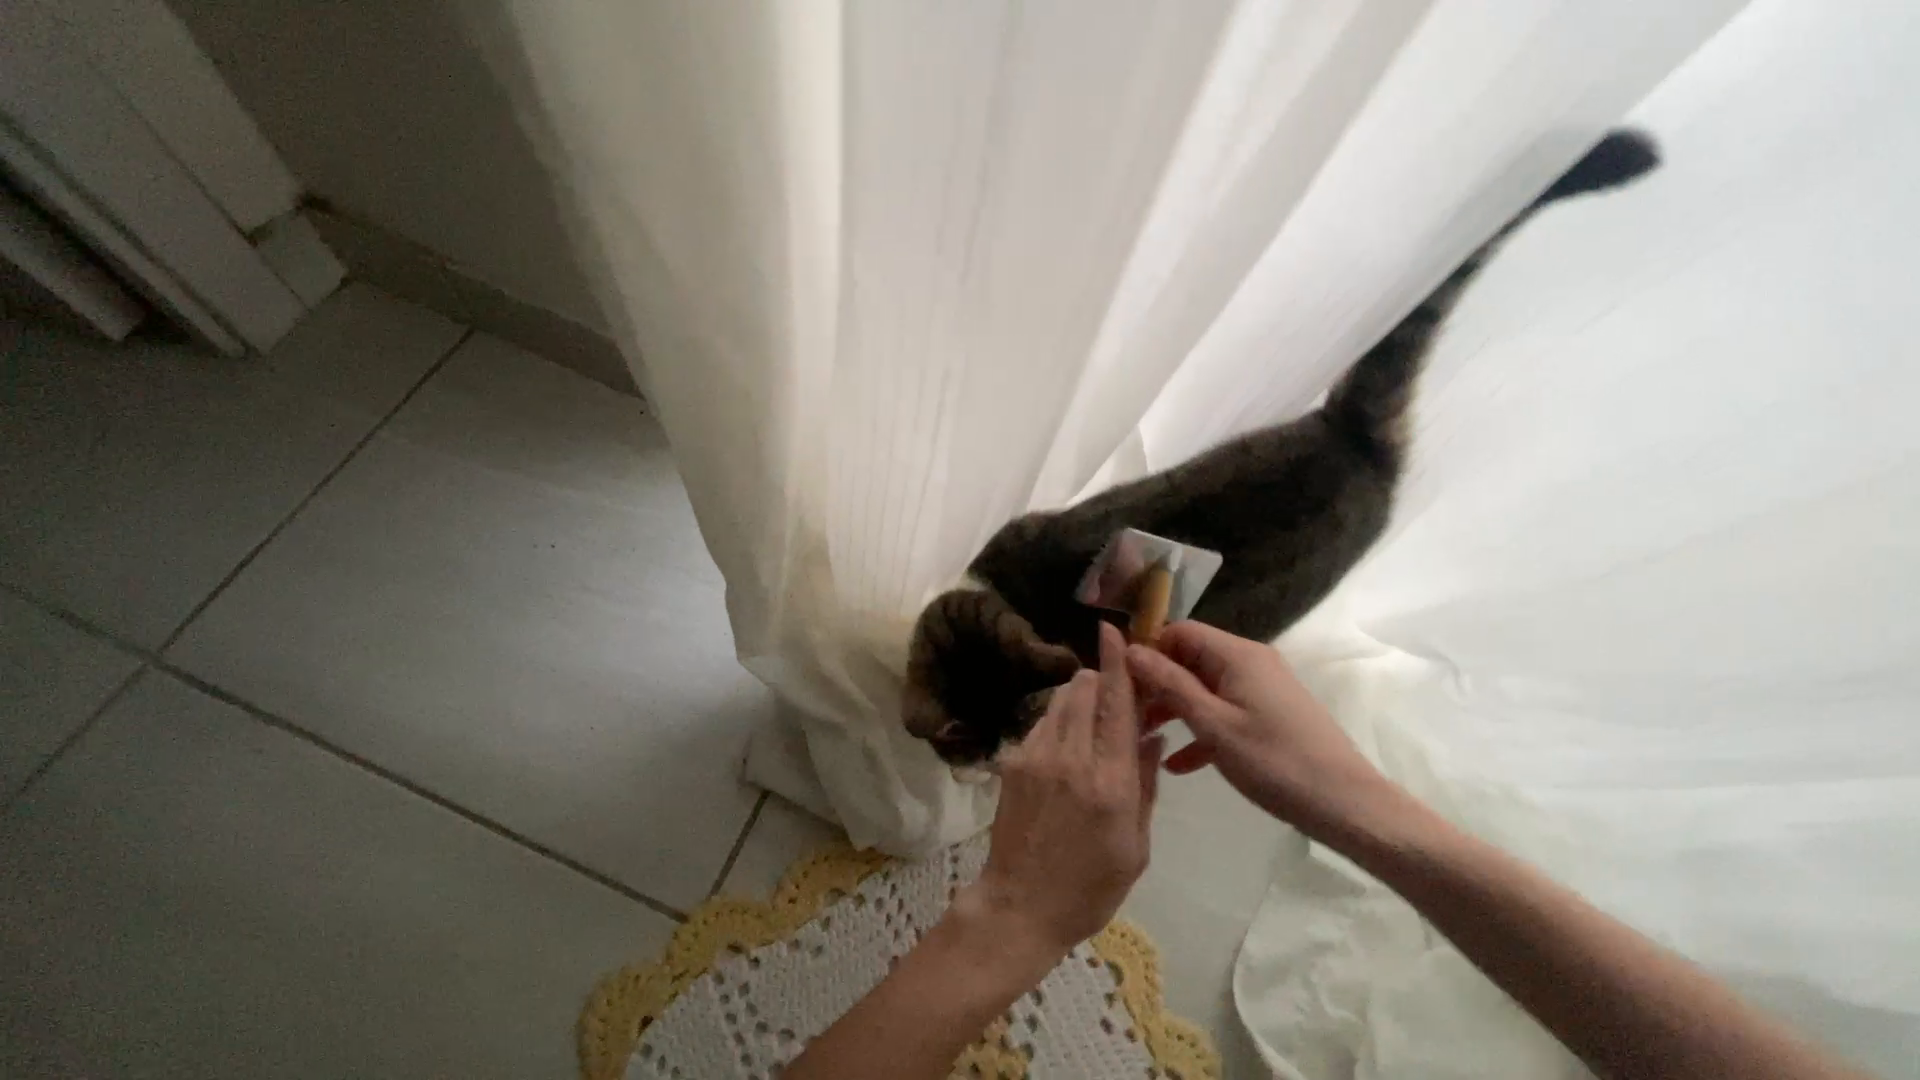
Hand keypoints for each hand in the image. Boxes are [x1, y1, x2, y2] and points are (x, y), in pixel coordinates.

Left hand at [959, 623, 1161, 956]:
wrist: (1019, 905)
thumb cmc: (1090, 886)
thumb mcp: (1135, 846)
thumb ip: (1145, 785)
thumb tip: (1150, 737)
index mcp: (1110, 781)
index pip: (1117, 705)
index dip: (1118, 663)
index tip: (1114, 629)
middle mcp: (1071, 757)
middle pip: (1084, 689)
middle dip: (1103, 681)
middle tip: (1118, 697)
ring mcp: (1035, 756)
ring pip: (1060, 701)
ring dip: (1080, 700)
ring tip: (1092, 726)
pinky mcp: (1013, 762)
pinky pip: (1042, 723)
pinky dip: (1059, 722)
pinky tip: (1066, 750)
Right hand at [1125, 621, 1390, 841]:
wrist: (1345, 803)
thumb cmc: (1274, 761)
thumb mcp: (1214, 724)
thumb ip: (1171, 685)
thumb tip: (1131, 650)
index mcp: (1237, 655)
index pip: (1180, 631)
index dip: (1148, 650)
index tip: (1120, 681)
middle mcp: (1250, 662)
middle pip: (1190, 659)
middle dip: (1157, 684)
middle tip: (1127, 716)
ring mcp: (1261, 689)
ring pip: (1204, 687)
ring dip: (1174, 709)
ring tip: (1144, 739)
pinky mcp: (1268, 715)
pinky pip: (1224, 711)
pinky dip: (1200, 730)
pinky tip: (1178, 764)